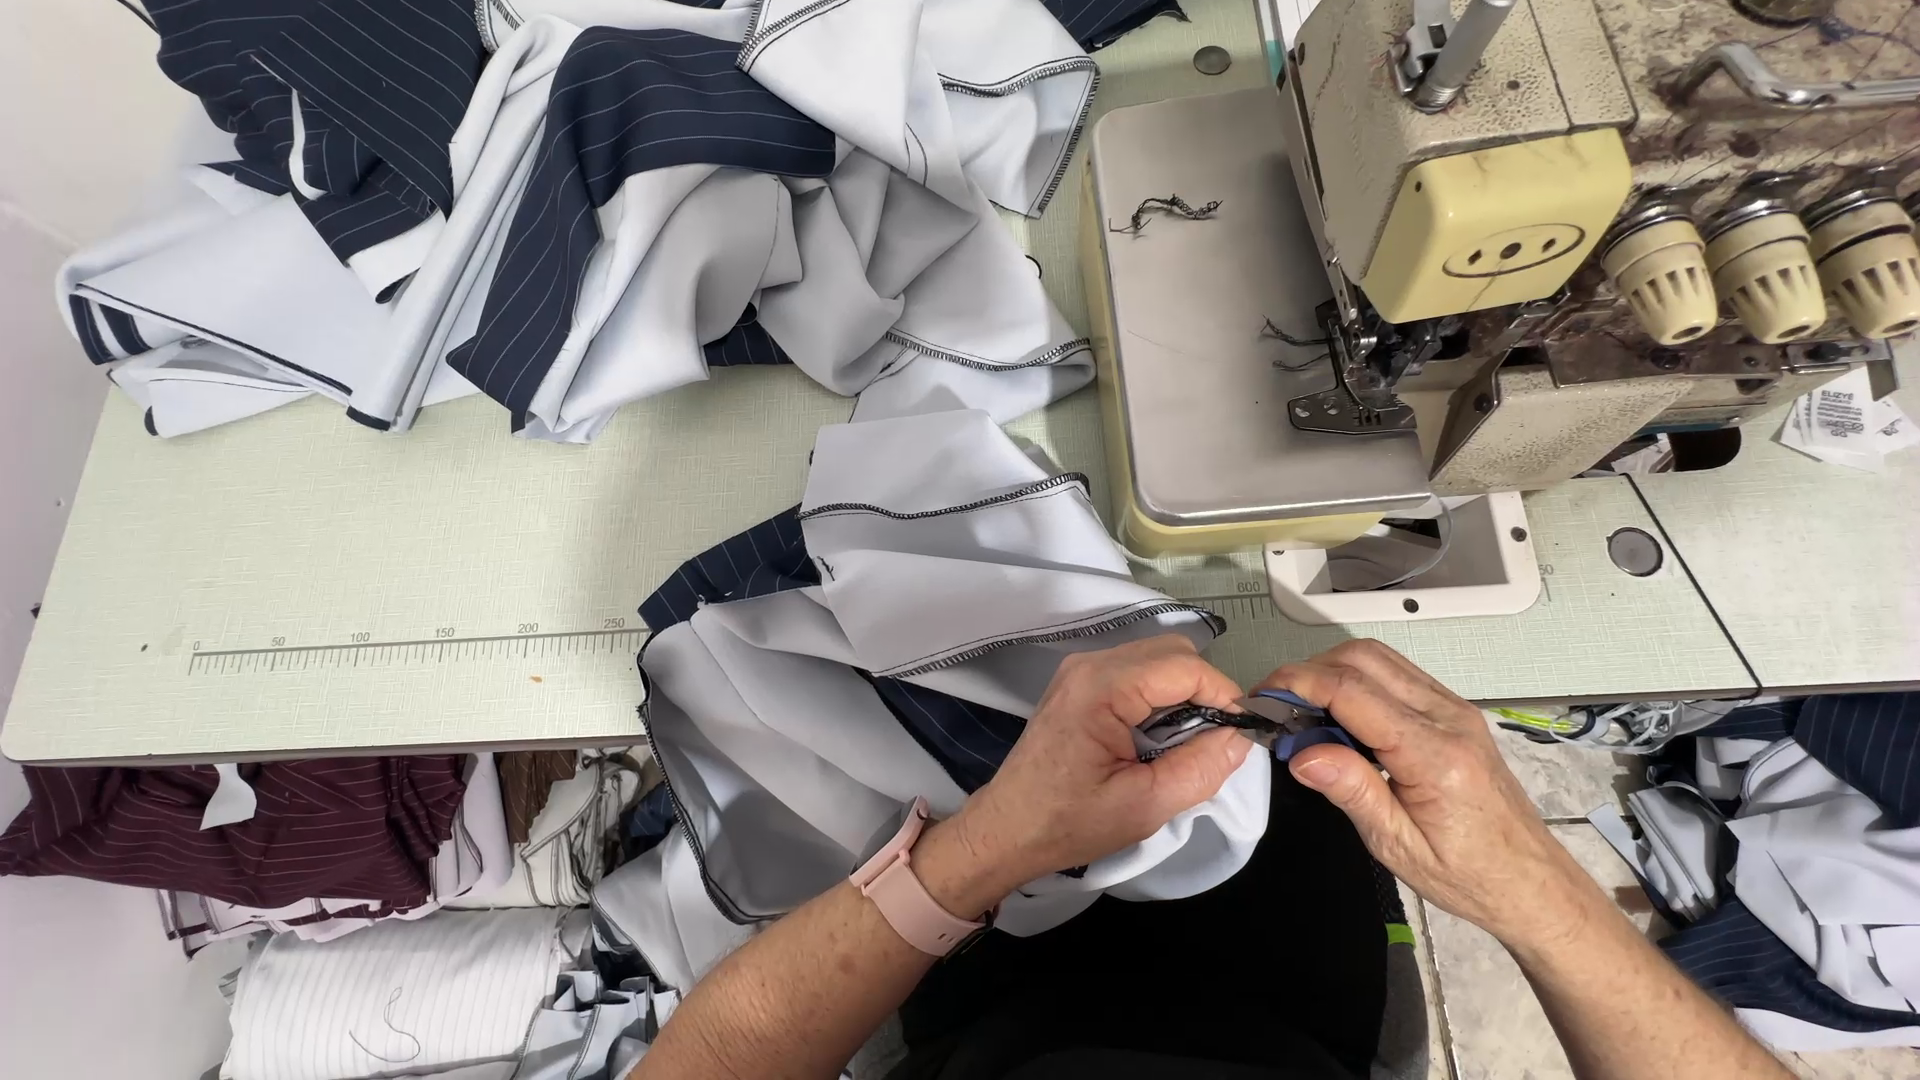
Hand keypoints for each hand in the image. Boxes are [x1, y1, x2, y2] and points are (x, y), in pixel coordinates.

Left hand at [945, 635, 1251, 894]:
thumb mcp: (1145, 805)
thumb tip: (1241, 737)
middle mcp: (1089, 664)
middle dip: (1204, 689)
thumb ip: (1200, 768)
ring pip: (1155, 658)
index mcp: (1102, 687)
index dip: (1223, 694)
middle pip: (1171, 652)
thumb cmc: (1071, 821)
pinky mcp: (1078, 682)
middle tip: (1214, 740)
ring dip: (1181, 692)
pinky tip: (1157, 735)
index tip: (1241, 733)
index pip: (1184, 666)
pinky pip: (1134, 671)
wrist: (1009, 827)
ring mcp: (1080, 669)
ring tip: (1186, 742)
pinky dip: (1158, 694)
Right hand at [1260, 640, 1602, 950]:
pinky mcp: (1454, 711)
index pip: (1352, 691)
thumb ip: (1351, 792)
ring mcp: (1454, 709)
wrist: (1535, 886)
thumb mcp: (1398, 846)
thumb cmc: (1466, 876)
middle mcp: (1448, 717)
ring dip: (1329, 671)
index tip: (1261, 697)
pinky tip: (1339, 715)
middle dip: (1308, 671)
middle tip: (1277, 706)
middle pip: (1362, 659)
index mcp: (1434, 754)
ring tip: (1303, 710)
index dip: (1297, 683)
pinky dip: (1354, 678)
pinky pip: (1394, 673)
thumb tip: (1300, 754)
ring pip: (1377, 657)